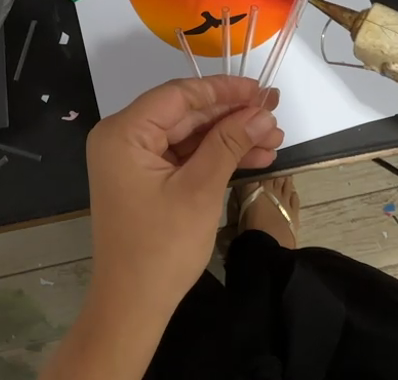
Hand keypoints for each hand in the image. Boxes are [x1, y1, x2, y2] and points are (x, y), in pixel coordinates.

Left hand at [82, 76, 283, 314]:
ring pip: (188, 135)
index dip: (222, 90)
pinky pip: (183, 156)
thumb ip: (229, 143)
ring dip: (229, 137)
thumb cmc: (162, 247)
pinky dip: (215, 156)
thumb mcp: (200, 190)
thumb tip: (262, 112)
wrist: (133, 307)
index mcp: (123, 132)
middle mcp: (122, 137)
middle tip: (274, 113)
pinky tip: (254, 157)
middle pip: (184, 114)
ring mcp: (133, 158)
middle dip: (231, 116)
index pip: (178, 95)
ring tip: (274, 139)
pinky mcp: (145, 178)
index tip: (259, 89)